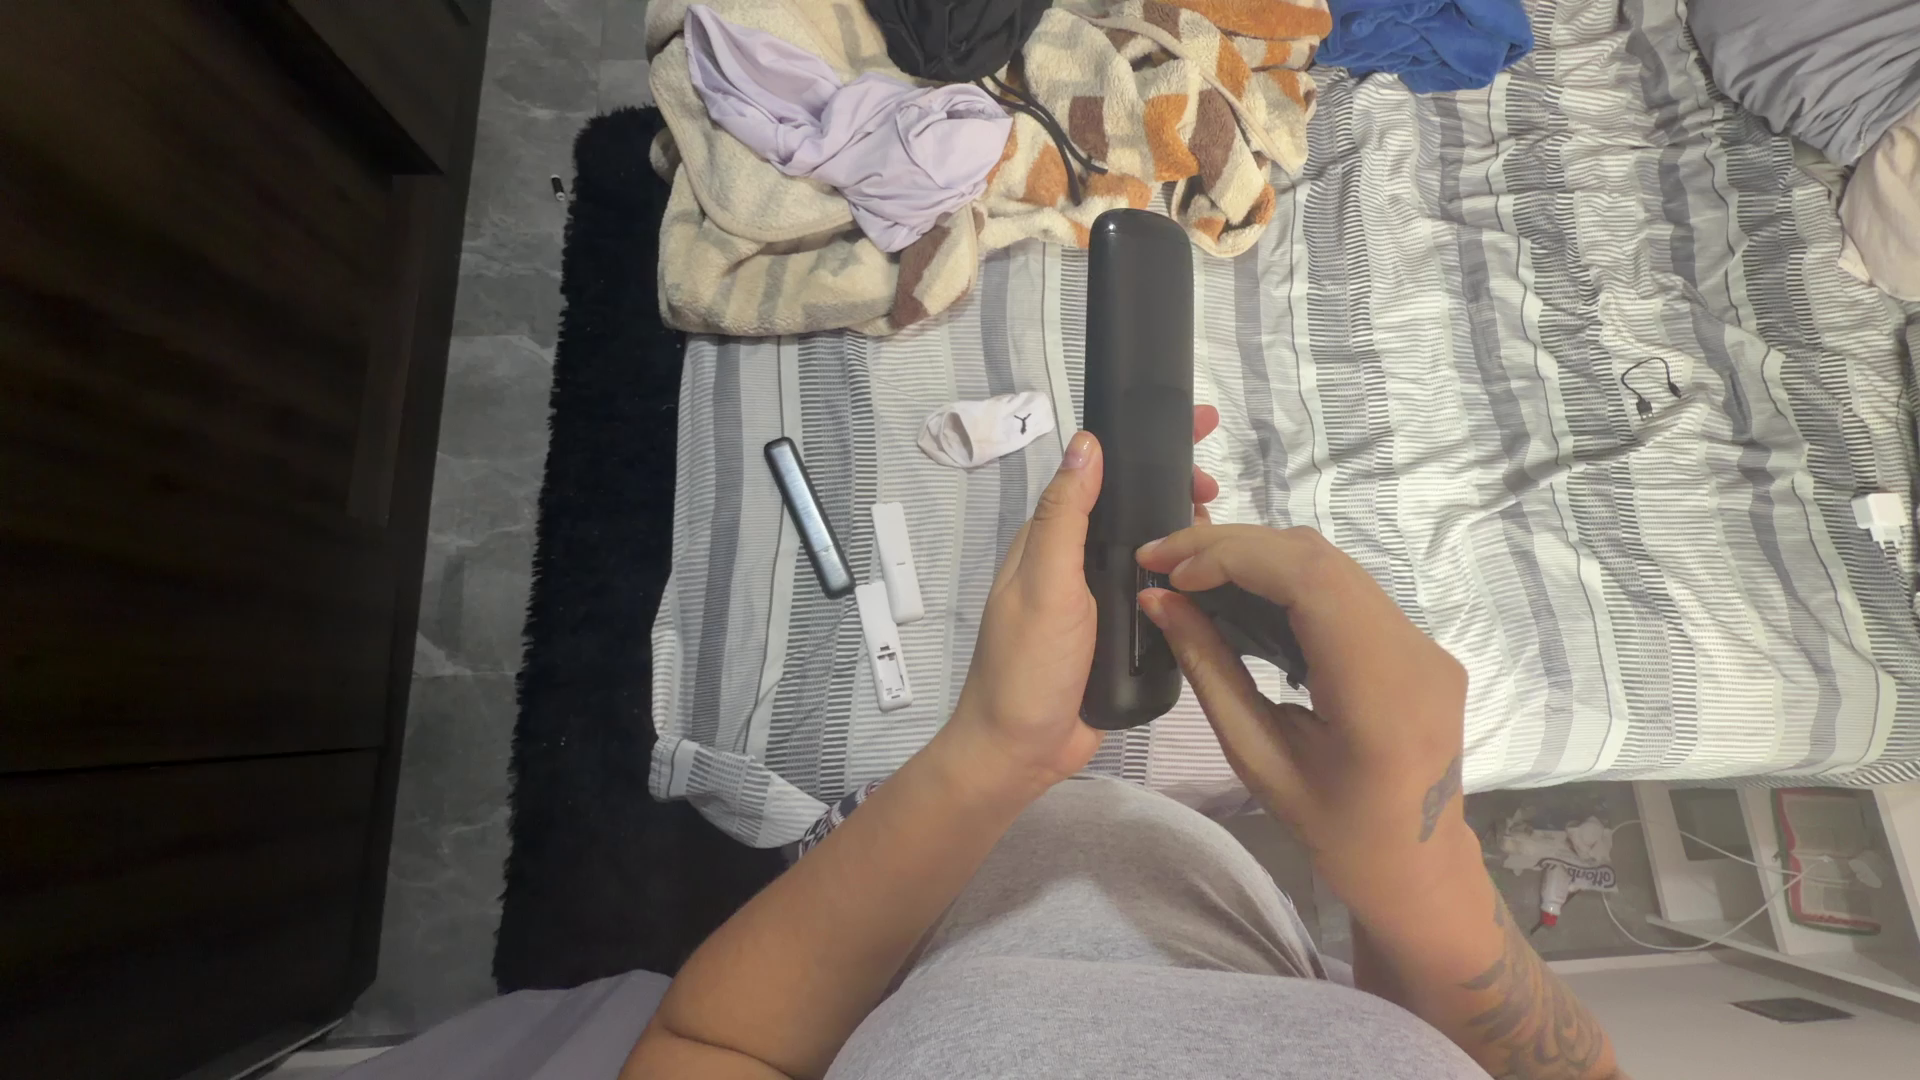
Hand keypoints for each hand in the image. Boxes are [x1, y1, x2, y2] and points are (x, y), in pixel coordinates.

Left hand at [944, 407, 1220, 792]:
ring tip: (1223, 527)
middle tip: (1215, 487)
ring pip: (1147, 551)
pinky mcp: (1119, 633)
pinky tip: (1216, 574)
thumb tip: (1086, 443)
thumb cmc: (1028, 662)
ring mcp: (1097, 600)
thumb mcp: (1044, 582)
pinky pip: (1154, 593)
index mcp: (1049, 541)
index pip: (1097, 477)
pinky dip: (1183, 576)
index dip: (1141, 447)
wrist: (1024, 749)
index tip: (1195, 427)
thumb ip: (1064, 517)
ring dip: (1183, 530)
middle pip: (1128, 510)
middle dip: (1171, 487)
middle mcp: (1073, 563)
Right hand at [1134, 525, 1469, 917]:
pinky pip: (1338, 586)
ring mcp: (1421, 641)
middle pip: (1316, 557)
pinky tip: (1234, 597)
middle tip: (1162, 560)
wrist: (1418, 868)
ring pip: (1327, 563)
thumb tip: (1158, 601)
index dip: (1232, 556)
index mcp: (1381, 692)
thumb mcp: (1255, 755)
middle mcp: (1415, 651)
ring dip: (1250, 557)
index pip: (1309, 579)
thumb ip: (1208, 669)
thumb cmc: (1333, 830)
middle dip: (1229, 545)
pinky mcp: (1412, 641)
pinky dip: (1276, 579)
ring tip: (1188, 576)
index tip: (1169, 572)